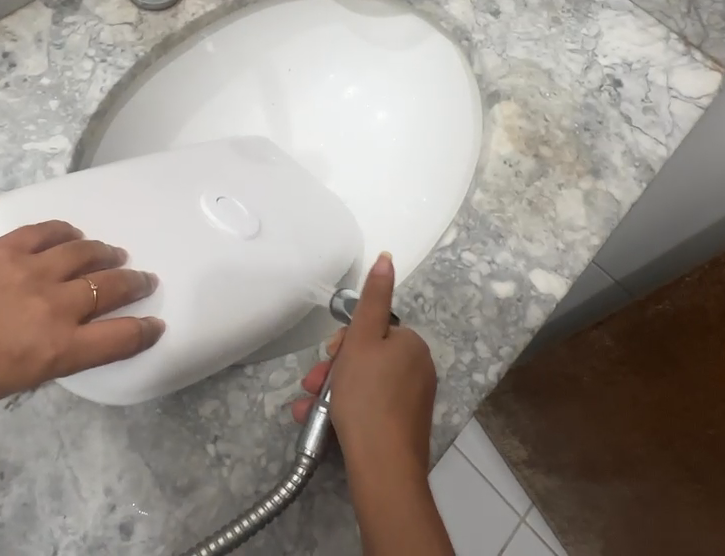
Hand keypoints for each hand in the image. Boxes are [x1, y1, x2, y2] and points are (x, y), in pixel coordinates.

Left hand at [0, 220, 164, 422]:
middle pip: (110, 288)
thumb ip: (53, 353)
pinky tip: (71, 235)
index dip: (144, 331)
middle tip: (143, 280)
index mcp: (57, 350)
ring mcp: (28, 271)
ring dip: (104, 255)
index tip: (154, 324)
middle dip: (134, 285)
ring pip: (84, 253)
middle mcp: (52, 306)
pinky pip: (48, 231)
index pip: (120, 337)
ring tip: (112, 255)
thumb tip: (71, 332)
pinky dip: (66, 232)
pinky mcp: (4, 249)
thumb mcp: (17, 382)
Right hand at [292, 253, 436, 472]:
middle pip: (366, 358)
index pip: (372, 330)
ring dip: (331, 391)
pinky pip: (369, 408)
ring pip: (363, 384)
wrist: (382, 466)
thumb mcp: (361, 340)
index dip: (344, 342)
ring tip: (306, 408)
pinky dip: (345, 411)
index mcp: (412, 345)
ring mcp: (412, 402)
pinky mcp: (403, 429)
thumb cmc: (367, 396)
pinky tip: (318, 423)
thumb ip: (373, 298)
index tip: (328, 358)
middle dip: (334, 369)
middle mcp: (418, 370)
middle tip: (312, 384)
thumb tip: (387, 257)